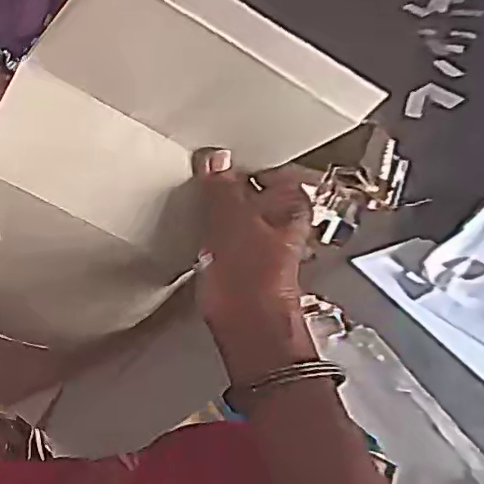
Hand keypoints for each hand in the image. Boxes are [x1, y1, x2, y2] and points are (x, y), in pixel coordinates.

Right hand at [192, 148, 318, 381]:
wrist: (245, 324)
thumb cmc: (254, 279)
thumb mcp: (233, 220)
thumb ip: (222, 188)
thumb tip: (214, 159)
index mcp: (290, 206)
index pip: (267, 170)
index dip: (241, 165)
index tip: (214, 160)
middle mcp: (279, 225)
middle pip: (249, 193)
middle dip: (225, 188)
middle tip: (200, 180)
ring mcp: (257, 246)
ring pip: (233, 215)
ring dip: (214, 211)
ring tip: (195, 204)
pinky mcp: (235, 264)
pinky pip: (218, 237)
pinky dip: (206, 232)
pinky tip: (194, 232)